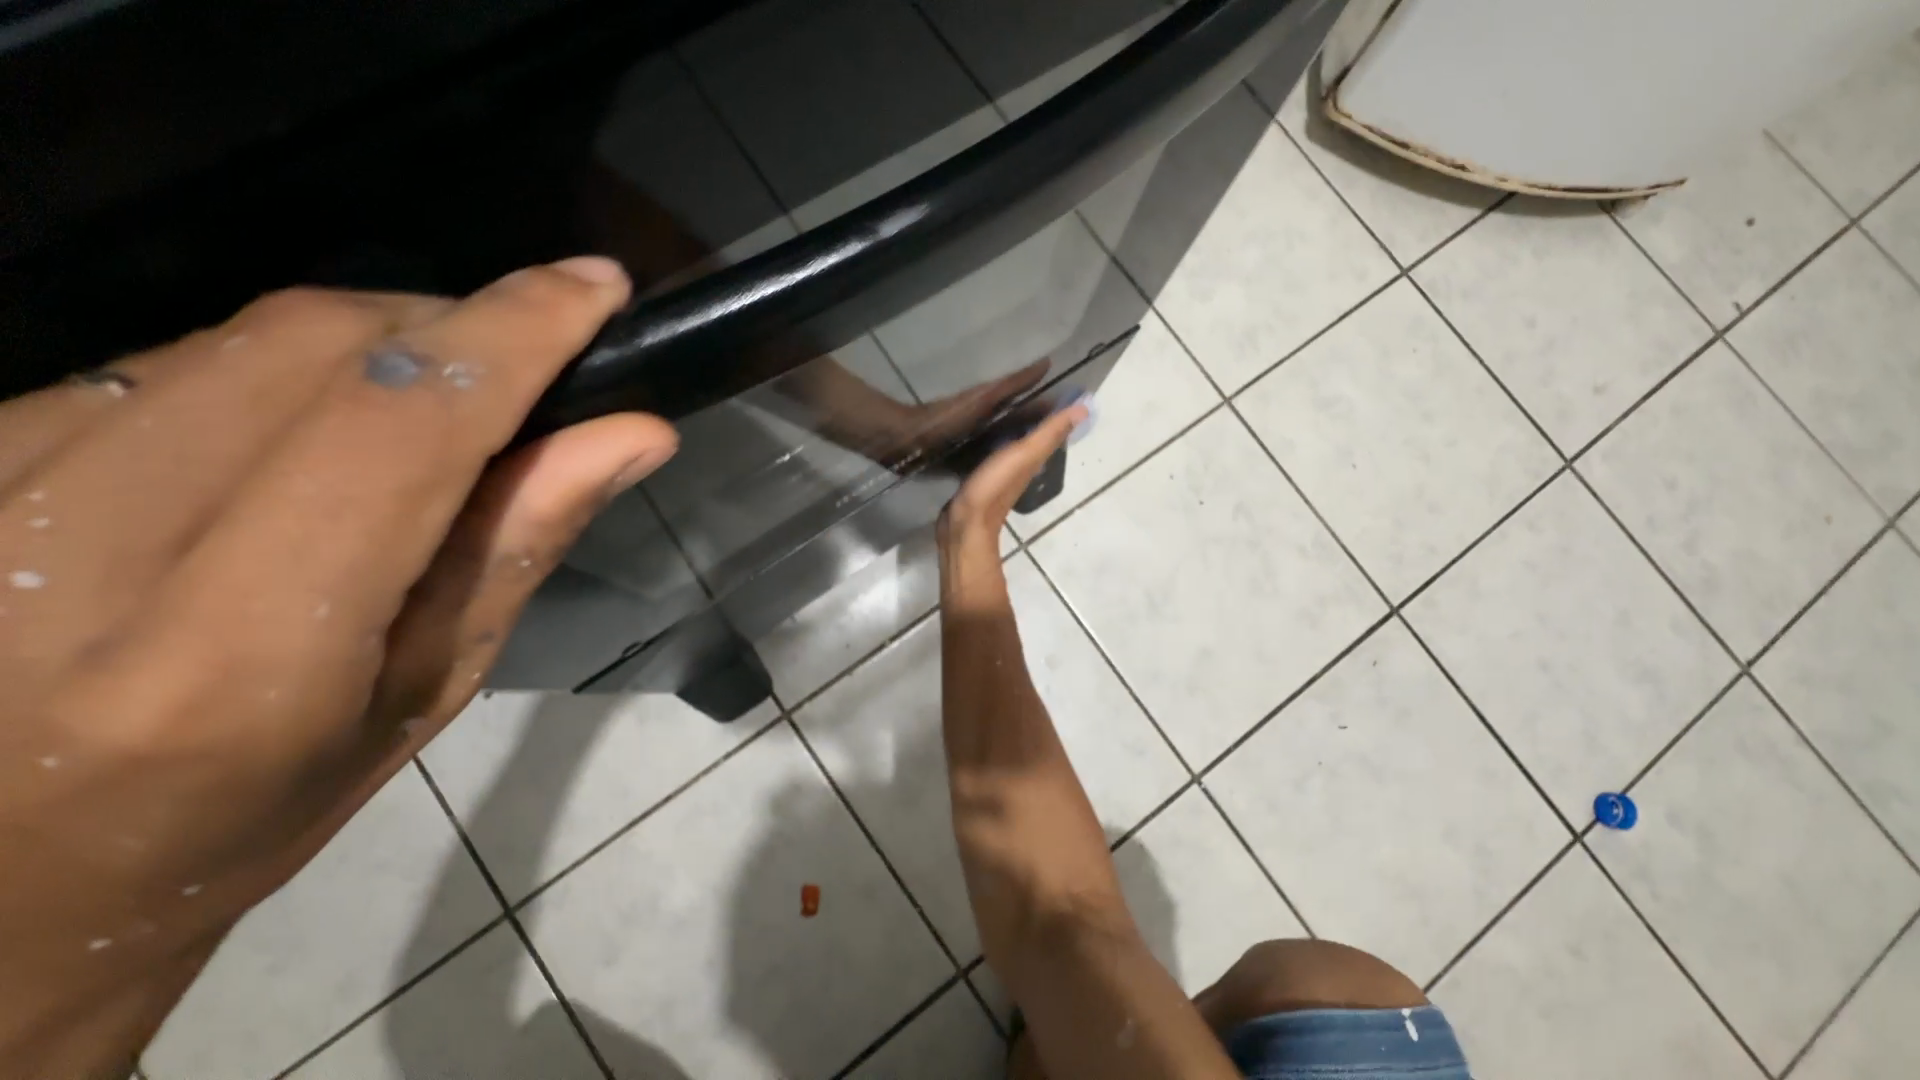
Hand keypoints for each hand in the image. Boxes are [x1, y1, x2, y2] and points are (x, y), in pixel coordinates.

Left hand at [0, 257, 676, 1074]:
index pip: (398, 426)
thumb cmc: (248, 814)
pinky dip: (281, 373)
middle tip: (517, 372)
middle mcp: (89, 547)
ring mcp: (0, 477)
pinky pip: (178, 356)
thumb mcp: (419, 698)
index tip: (593, 287)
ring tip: (409, 426)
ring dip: (373, 349)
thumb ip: (516, 547)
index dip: (509, 334)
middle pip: (322, 344)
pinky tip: (289, 446)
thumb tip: (631, 434)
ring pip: (249, 335)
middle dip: (452, 328)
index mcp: (234, 655)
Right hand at [939, 400, 1088, 546]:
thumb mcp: (1025, 454)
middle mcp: (1023, 463)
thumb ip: (1050, 432)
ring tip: (1002, 402)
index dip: (1056, 409)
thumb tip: (1086, 408)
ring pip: (1013, 442)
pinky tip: (984, 428)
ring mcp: (1002, 471)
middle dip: (1032, 413)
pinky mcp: (982, 475)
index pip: (1052, 429)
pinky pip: (993, 450)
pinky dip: (994, 438)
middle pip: (1033, 435)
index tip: (1054, 385)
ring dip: (1013, 425)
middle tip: (1024, 387)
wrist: (966, 523)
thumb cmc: (995, 486)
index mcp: (1035, 457)